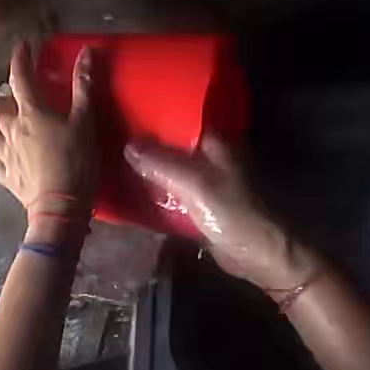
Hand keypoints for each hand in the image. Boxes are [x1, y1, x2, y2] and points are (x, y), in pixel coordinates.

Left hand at [0, 43, 97, 226]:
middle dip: (4, 97)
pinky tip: (5, 161)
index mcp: (30, 113)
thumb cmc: (75, 161)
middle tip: (17, 97)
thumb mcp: (85, 122)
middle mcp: (11, 130)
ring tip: (6, 125)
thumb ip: (84, 87)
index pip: (20, 77)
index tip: (23, 45)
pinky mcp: (7, 177)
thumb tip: (87, 52)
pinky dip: (0, 159)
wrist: (59, 207)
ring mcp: (5, 155)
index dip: (20, 58)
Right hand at [124, 134, 319, 291]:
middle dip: (145, 142)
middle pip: (172, 143)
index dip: (154, 115)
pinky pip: (169, 190)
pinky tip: (130, 187)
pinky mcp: (198, 204)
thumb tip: (127, 146)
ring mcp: (204, 181)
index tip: (124, 112)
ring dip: (147, 167)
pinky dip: (153, 188)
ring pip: (169, 167)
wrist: (257, 256)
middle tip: (111, 137)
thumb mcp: (195, 185)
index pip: (182, 118)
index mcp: (215, 143)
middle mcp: (210, 157)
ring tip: (114, 159)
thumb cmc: (232, 215)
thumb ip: (161, 165)